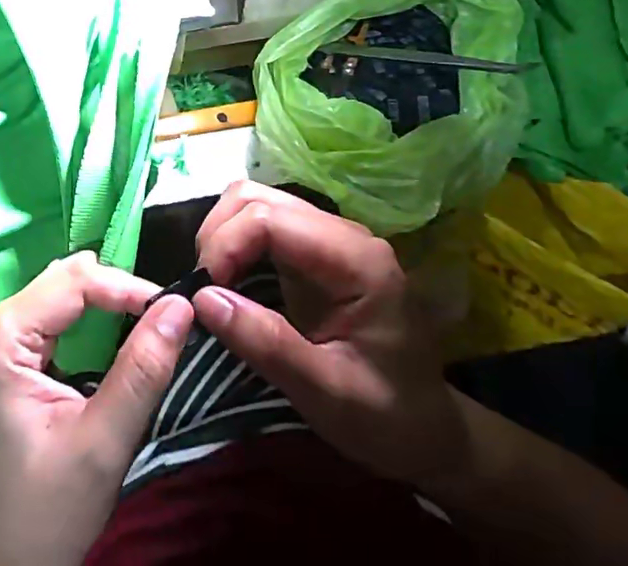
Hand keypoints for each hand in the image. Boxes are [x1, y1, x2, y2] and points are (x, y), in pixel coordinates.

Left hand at [0, 251, 194, 565]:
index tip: (175, 309)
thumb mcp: (103, 442)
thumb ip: (142, 370)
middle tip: (168, 314)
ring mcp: (4, 335)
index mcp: (5, 336)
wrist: (8, 558)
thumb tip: (180, 306)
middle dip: (121, 288)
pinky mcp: (16, 350)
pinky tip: (121, 326)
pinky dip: (97, 312)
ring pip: (66, 287)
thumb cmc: (49, 508)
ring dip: (111, 297)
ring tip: (152, 317)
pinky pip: (61, 309)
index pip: (75, 281)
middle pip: (69, 277)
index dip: (128, 288)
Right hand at [190, 181, 469, 487]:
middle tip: (205, 291)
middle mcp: (341, 233)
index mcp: (355, 260)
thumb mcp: (326, 394)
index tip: (204, 295)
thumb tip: (202, 298)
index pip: (269, 218)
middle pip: (256, 198)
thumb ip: (268, 344)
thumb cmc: (386, 417)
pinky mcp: (311, 250)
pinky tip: (229, 283)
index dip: (225, 246)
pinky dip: (232, 245)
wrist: (426, 430)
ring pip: (253, 203)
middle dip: (217, 237)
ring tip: (214, 287)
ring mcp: (326, 237)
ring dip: (221, 237)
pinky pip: (259, 225)